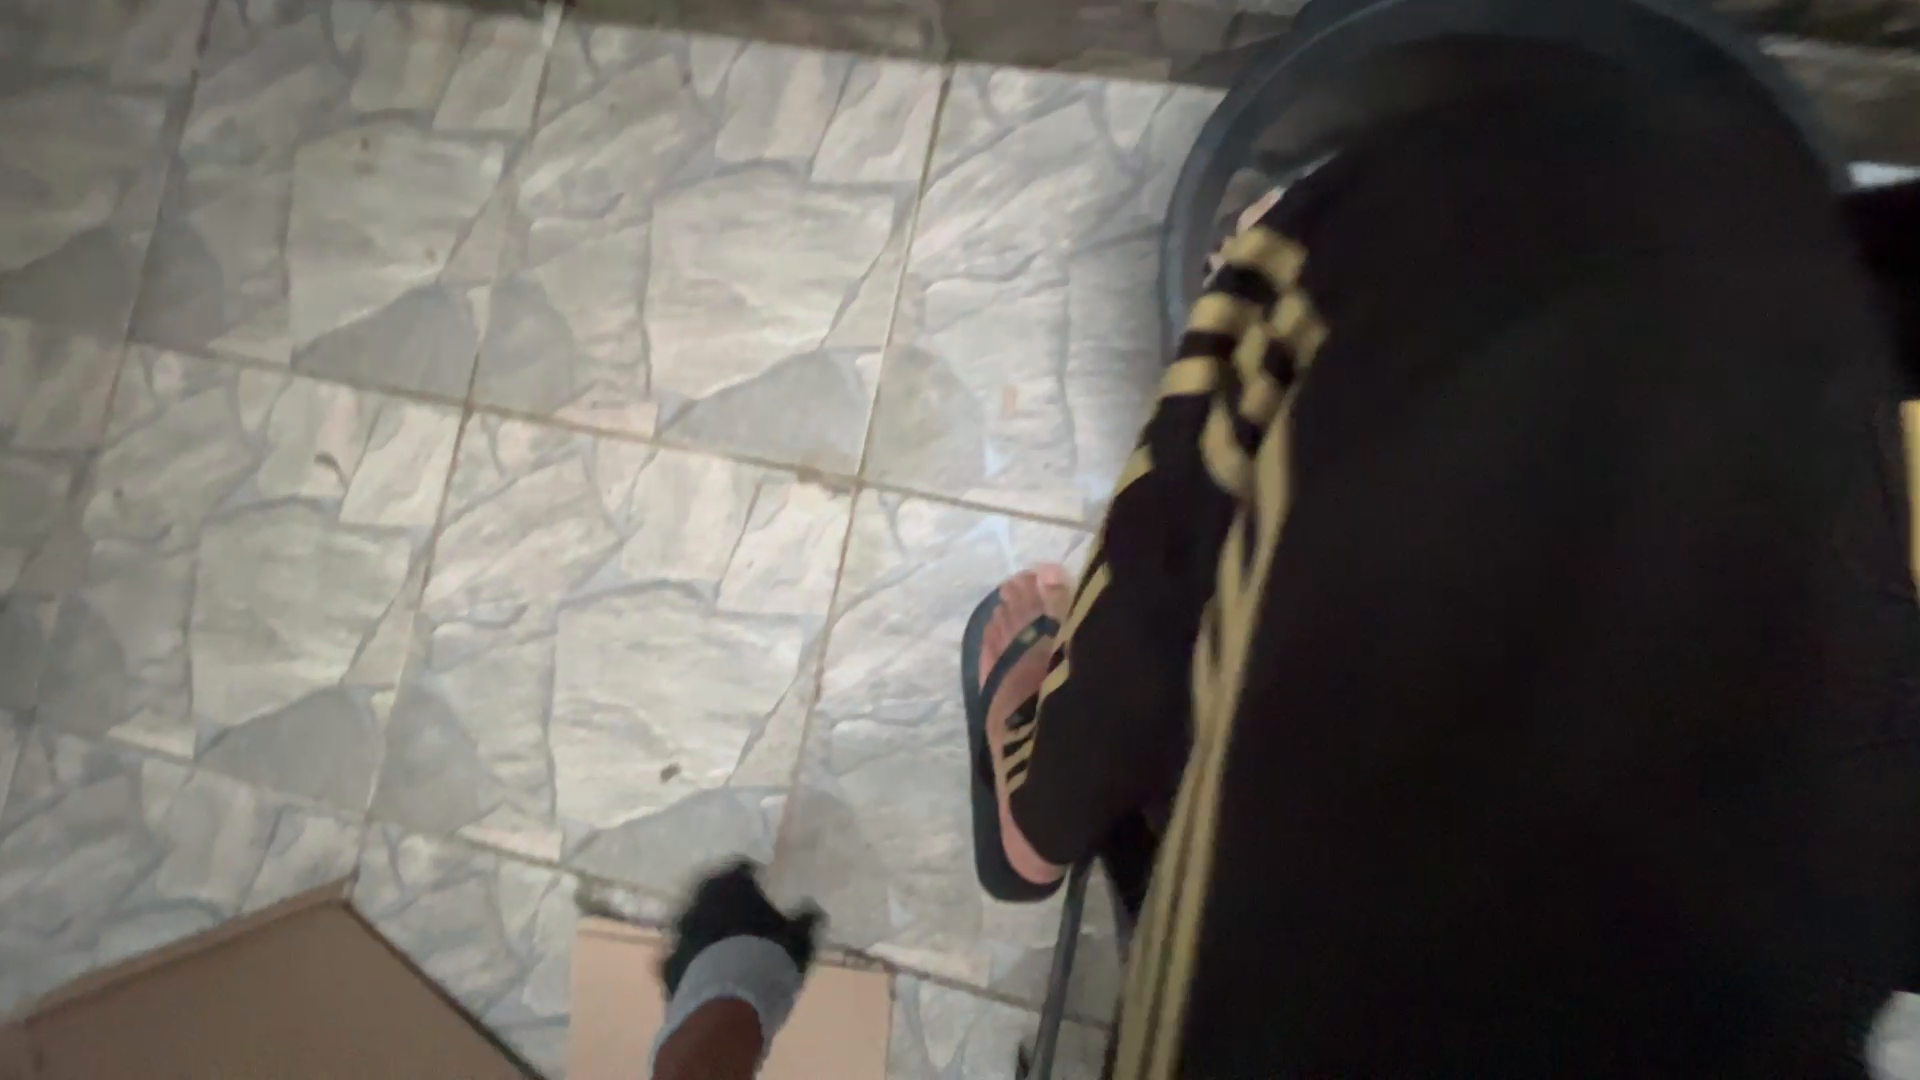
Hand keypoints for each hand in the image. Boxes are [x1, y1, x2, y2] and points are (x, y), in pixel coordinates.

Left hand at [661, 860, 822, 997]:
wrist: (724, 1006)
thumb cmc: (766, 962)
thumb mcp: (798, 941)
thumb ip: (806, 923)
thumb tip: (814, 910)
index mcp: (733, 887)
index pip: (739, 868)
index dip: (749, 874)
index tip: (758, 880)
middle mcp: (702, 903)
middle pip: (710, 890)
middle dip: (721, 898)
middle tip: (735, 908)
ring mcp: (680, 934)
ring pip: (691, 921)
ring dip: (703, 927)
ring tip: (717, 941)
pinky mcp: (668, 965)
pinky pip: (680, 954)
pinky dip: (690, 957)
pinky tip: (701, 969)